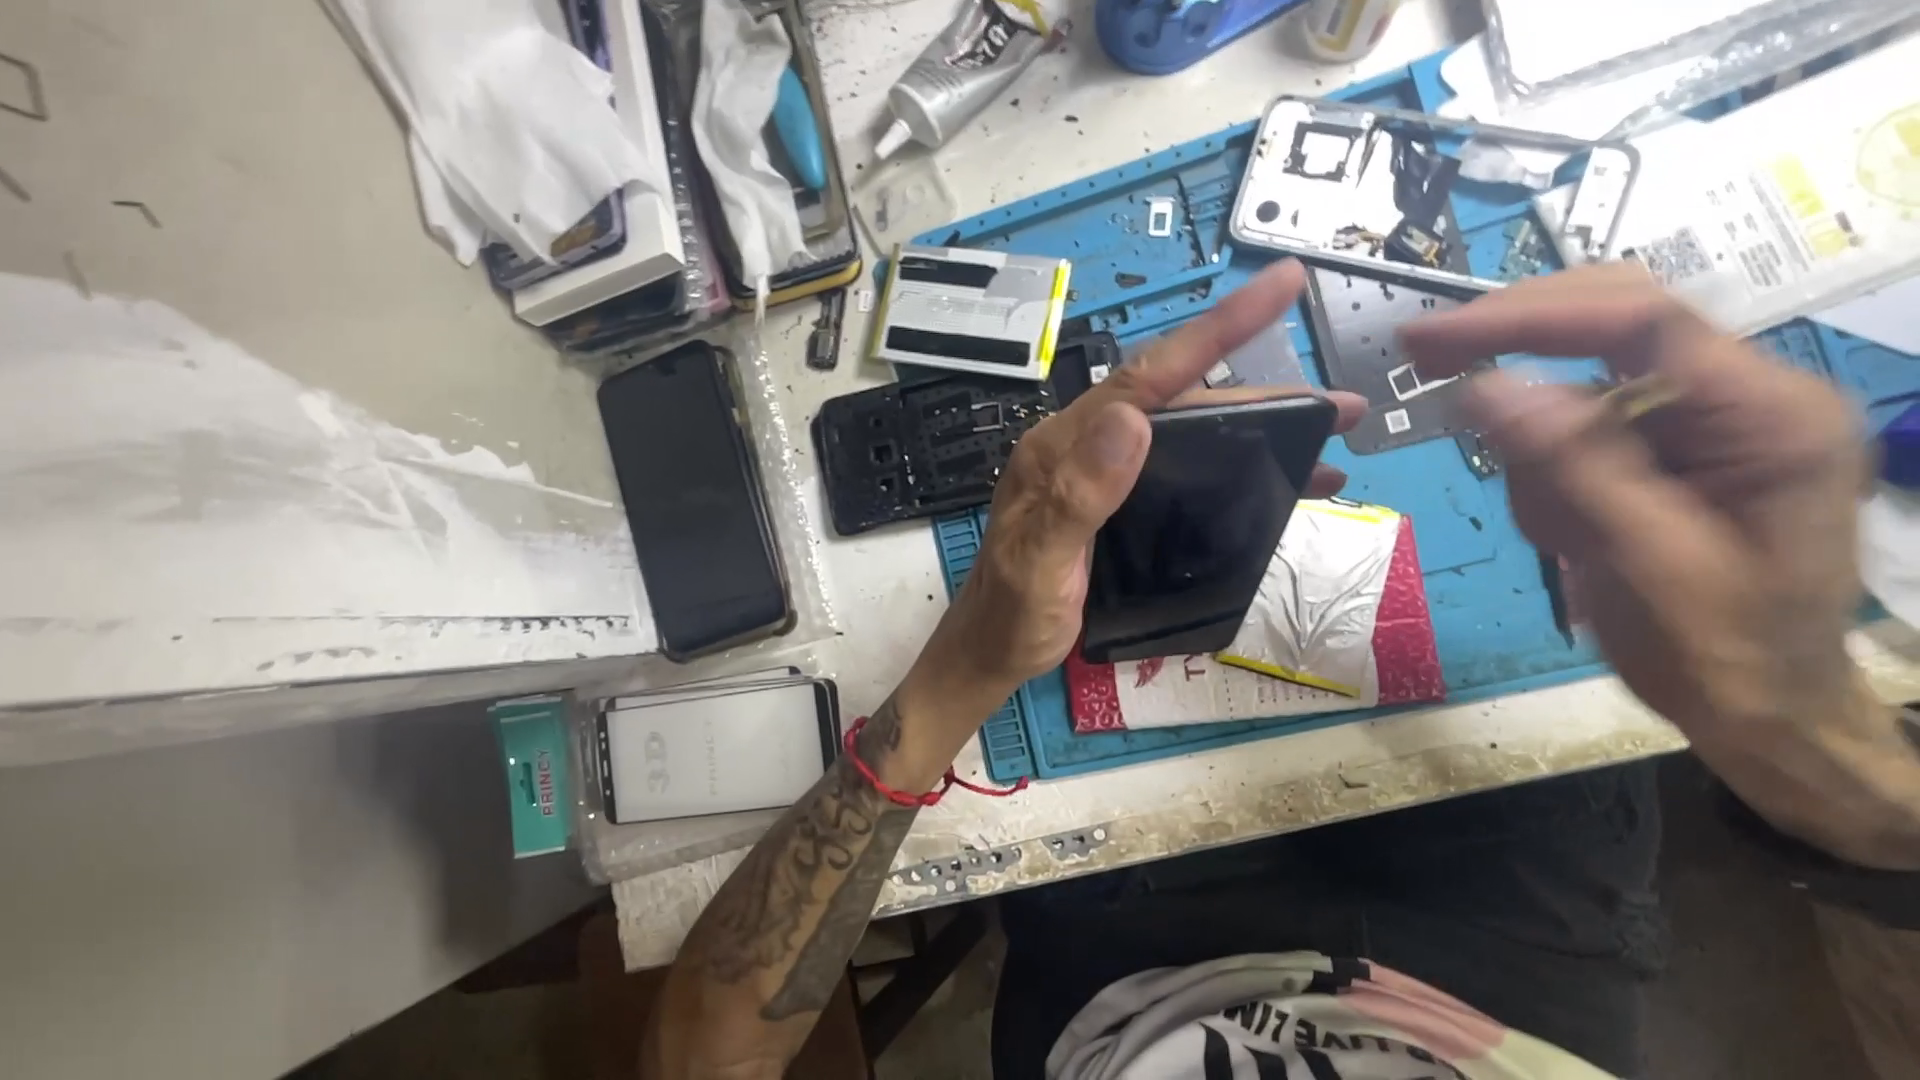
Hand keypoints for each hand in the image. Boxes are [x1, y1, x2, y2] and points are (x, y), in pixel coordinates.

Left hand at [922, 260, 1365, 702]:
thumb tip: (1132, 418)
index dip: (1213, 330)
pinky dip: (1234, 471)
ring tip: (1325, 442)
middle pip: (1182, 404)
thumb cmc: (1011, 614)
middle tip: (1338, 405)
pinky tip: (1272, 484)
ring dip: (1258, 433)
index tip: (1279, 285)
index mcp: (1063, 447)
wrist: (993, 651)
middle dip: (1262, 395)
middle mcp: (1086, 448)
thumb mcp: (1039, 559)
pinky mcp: (1119, 504)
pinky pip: (1185, 472)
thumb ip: (1078, 493)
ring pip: (1191, 436)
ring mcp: (1103, 475)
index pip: (1145, 378)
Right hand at [1402, 262, 1867, 736]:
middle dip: (1514, 341)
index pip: (1638, 321)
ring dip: (1536, 454)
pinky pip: (1569, 434)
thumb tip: (1484, 389)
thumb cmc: (1720, 651)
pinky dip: (1541, 479)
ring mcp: (1699, 422)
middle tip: (1425, 359)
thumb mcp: (1644, 561)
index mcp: (1766, 413)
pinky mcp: (1661, 449)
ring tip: (1564, 538)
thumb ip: (1574, 467)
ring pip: (1574, 386)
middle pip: (1610, 320)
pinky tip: (1571, 537)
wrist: (1760, 711)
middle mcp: (1738, 396)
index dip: (1524, 318)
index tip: (1427, 338)